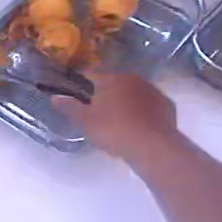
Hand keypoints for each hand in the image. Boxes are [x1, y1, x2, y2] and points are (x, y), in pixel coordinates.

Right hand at [56, 73, 180, 164]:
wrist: (152, 145)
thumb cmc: (113, 130)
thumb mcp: (85, 121)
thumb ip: (69, 107)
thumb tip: (54, 97)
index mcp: (111, 79)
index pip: (91, 76)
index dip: (83, 85)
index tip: (79, 97)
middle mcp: (133, 79)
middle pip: (115, 84)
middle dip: (107, 95)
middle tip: (101, 115)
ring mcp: (153, 91)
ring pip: (135, 94)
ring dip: (128, 103)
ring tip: (122, 123)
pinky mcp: (167, 105)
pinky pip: (151, 106)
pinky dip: (145, 113)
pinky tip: (141, 128)